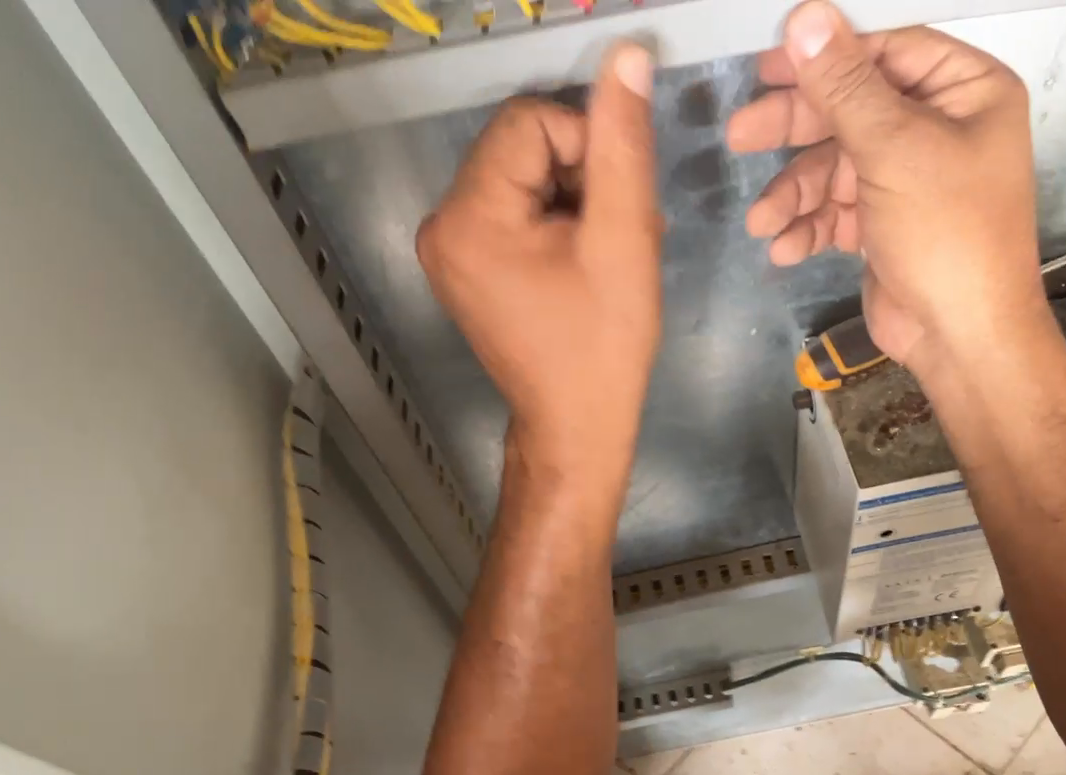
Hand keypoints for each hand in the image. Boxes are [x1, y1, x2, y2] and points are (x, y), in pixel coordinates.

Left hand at [418, 45, 661, 484]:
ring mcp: (448, 249)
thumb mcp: (623, 241)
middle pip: (522, 148)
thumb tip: (624, 57)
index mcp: (469, 216)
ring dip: (573, 203)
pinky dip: (553, 225)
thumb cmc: (602, 345)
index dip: (588, 151)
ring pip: (522, 179)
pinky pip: (513, 212)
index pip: (531, 121)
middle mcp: (441, 224)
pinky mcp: (464, 268)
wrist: (576, 426)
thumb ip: (623, 146)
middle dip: (581, 180)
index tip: (615, 212)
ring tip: (601, 258)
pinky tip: (580, 266)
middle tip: (615, 239)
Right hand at [726, 2, 1053, 377]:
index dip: (826, 59)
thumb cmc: (946, 233)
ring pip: (836, 169)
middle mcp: (939, 129)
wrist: (961, 338)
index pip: (886, 54)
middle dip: (795, 132)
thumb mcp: (894, 149)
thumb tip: (803, 16)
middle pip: (852, 112)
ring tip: (761, 221)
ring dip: (795, 195)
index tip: (768, 66)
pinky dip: (810, 227)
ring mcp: (909, 182)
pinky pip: (837, 212)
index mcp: (966, 91)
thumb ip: (844, 85)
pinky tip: (785, 248)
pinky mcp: (884, 227)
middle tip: (739, 134)